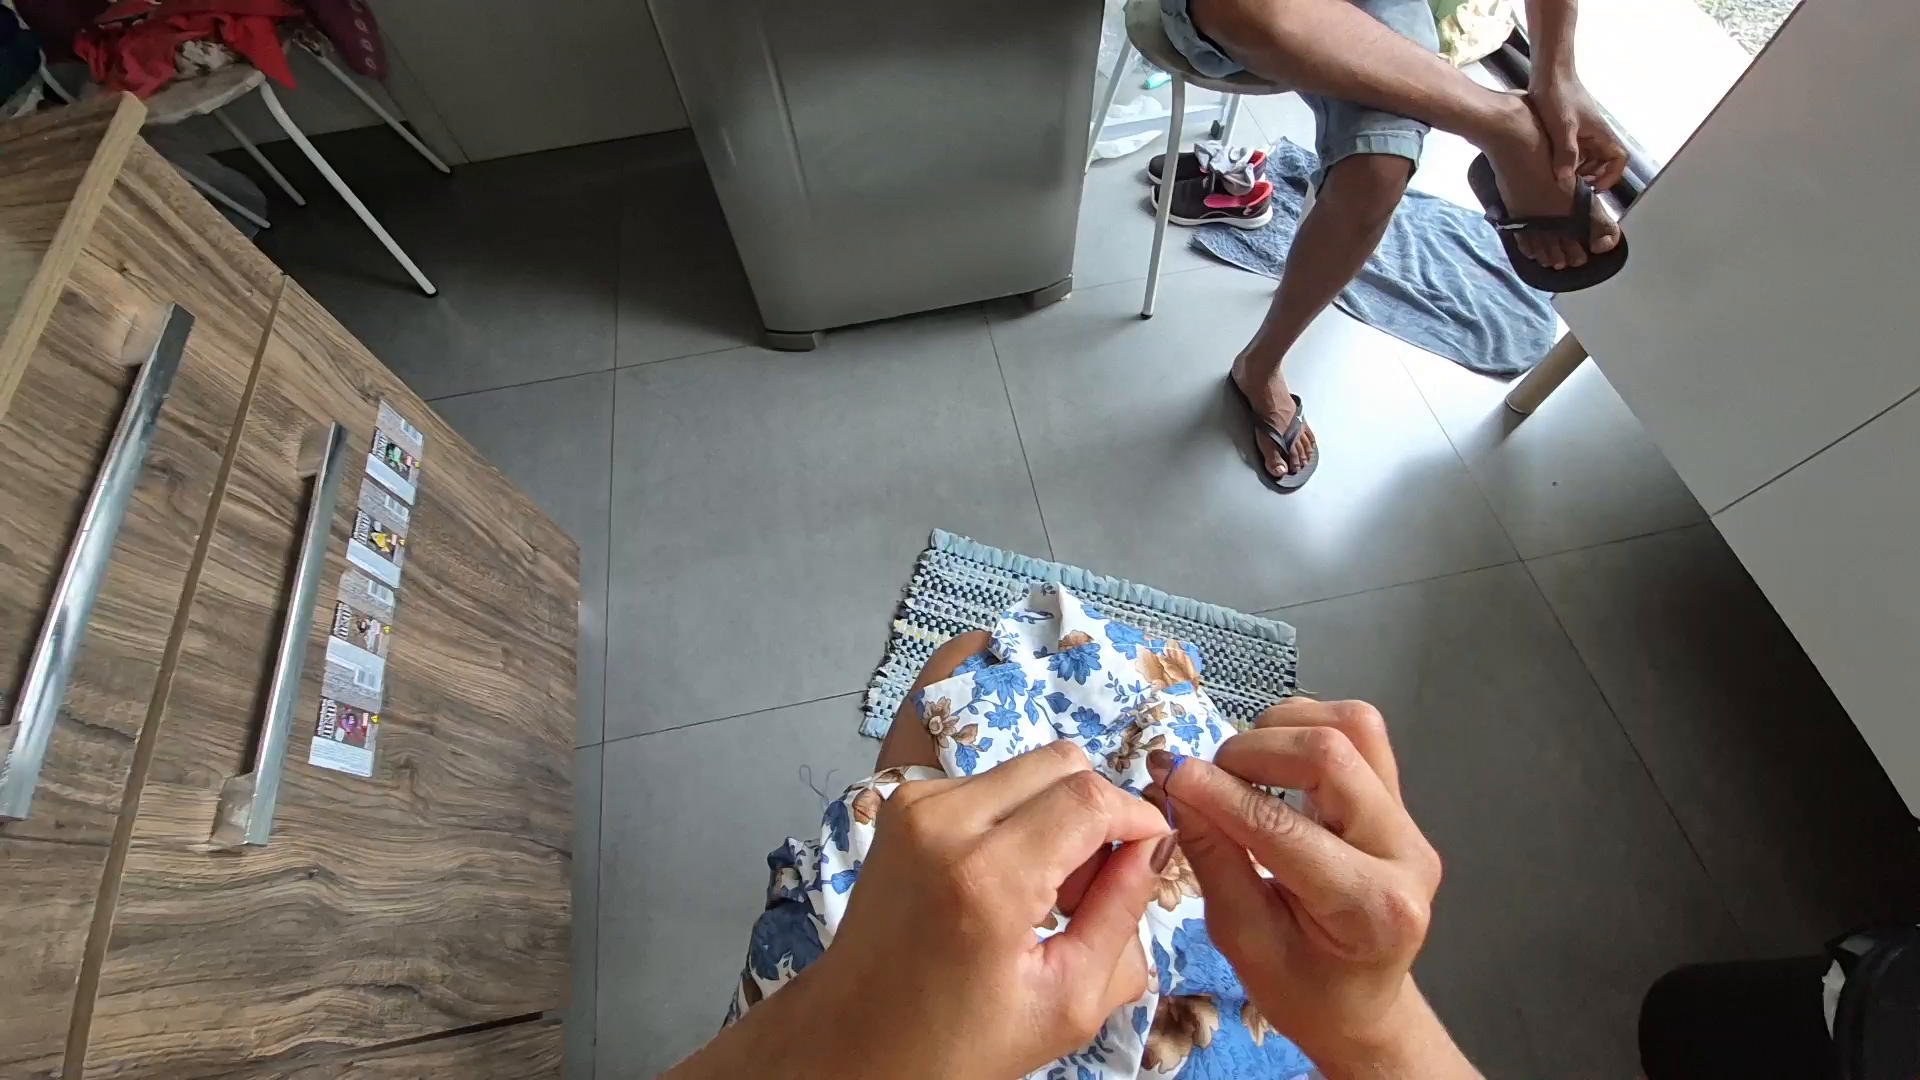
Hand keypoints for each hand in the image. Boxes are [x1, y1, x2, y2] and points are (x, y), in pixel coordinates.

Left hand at [668, 740, 1172, 1079]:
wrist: (851, 1037)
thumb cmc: (958, 1042)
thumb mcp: (1065, 1001)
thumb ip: (1122, 913)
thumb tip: (1155, 845)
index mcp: (987, 877)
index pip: (1089, 798)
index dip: (1135, 815)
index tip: (1152, 849)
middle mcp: (945, 819)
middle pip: (1061, 764)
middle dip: (1097, 810)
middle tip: (1091, 881)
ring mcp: (917, 802)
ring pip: (1027, 768)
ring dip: (1057, 811)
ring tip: (1046, 887)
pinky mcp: (904, 800)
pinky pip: (989, 782)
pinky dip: (1016, 814)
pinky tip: (1005, 874)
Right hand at [1147, 699, 1476, 1079]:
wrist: (1360, 1002)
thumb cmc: (1299, 985)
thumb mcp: (1240, 934)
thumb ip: (1209, 853)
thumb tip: (1169, 783)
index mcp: (1368, 908)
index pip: (1279, 826)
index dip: (1214, 792)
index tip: (1165, 771)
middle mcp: (1403, 852)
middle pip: (1328, 754)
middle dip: (1249, 753)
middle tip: (1207, 778)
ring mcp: (1408, 819)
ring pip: (1350, 726)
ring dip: (1279, 731)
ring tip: (1243, 768)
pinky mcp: (1397, 797)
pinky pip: (1356, 728)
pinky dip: (1300, 728)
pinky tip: (1272, 761)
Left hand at [1529, 74, 1628, 189]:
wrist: (1550, 77)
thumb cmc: (1558, 99)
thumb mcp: (1561, 129)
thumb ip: (1565, 153)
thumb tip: (1567, 178)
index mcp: (1600, 133)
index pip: (1618, 158)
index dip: (1611, 176)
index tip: (1593, 189)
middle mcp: (1596, 133)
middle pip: (1604, 161)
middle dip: (1593, 176)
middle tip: (1572, 187)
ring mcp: (1583, 131)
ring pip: (1589, 157)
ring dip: (1580, 170)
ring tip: (1561, 179)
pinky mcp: (1570, 129)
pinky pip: (1576, 150)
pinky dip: (1569, 161)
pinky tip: (1552, 167)